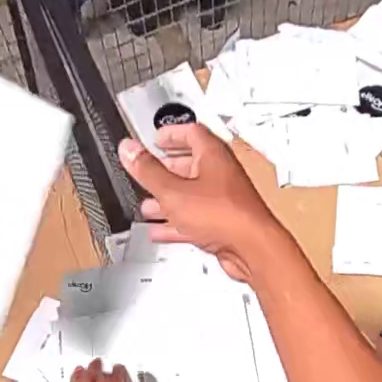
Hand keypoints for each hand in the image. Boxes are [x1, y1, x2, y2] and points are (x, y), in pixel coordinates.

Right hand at [118, 124, 298, 281]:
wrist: (252, 249)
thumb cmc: (226, 216)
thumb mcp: (173, 191)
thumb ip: (148, 171)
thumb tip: (129, 150)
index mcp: (212, 155)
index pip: (190, 132)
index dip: (170, 134)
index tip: (156, 138)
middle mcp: (221, 175)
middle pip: (188, 167)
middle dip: (165, 172)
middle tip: (149, 174)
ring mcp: (224, 202)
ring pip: (191, 197)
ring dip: (168, 202)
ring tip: (150, 207)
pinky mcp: (224, 226)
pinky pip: (196, 220)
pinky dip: (178, 224)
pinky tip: (164, 231)